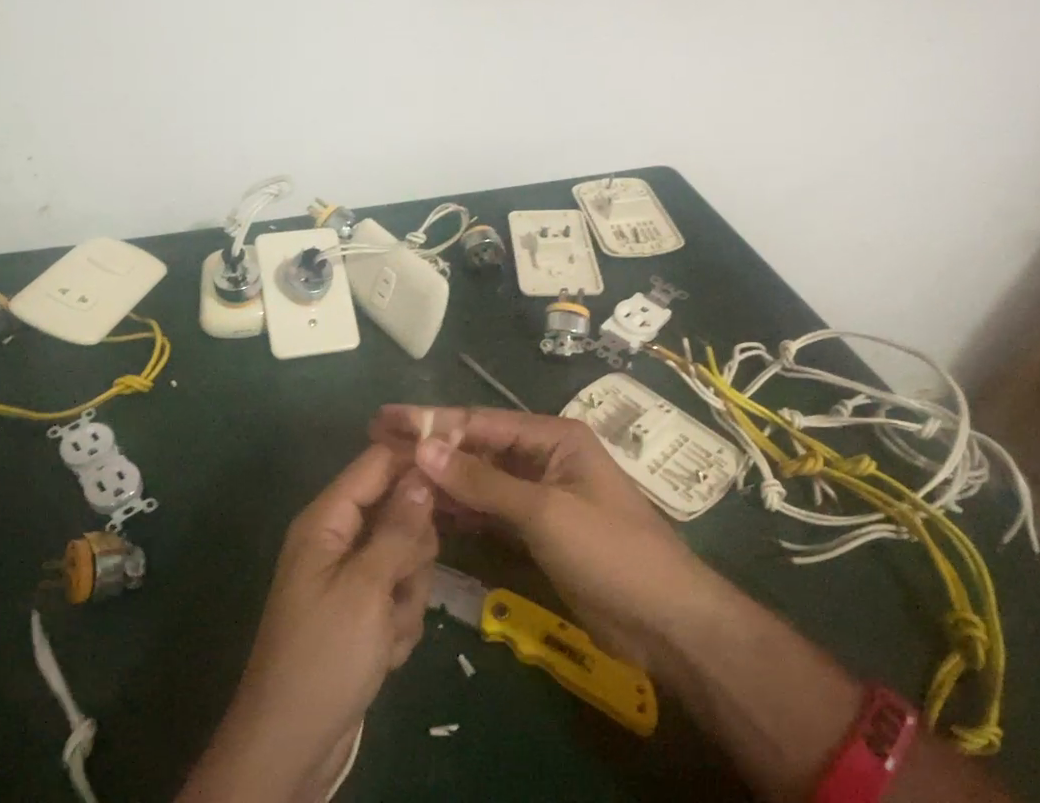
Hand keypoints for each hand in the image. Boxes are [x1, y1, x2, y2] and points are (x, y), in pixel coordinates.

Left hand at [177, 445, 437, 802]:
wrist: (295, 740)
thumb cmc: (326, 655)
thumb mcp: (367, 588)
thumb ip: (399, 528)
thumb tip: (422, 472)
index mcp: (326, 523)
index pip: (374, 465)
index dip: (413, 460)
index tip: (456, 469)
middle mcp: (337, 543)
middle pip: (400, 516)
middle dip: (412, 554)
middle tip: (399, 585)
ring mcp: (351, 581)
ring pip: (407, 562)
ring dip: (407, 597)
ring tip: (386, 631)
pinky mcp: (362, 616)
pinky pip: (400, 600)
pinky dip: (399, 626)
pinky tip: (384, 653)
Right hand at [371, 405, 713, 670]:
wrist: (664, 620)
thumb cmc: (610, 552)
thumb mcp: (544, 511)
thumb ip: (482, 481)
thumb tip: (423, 448)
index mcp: (555, 438)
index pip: (481, 422)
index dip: (430, 421)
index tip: (383, 419)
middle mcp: (545, 460)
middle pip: (477, 448)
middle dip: (429, 447)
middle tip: (375, 446)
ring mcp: (541, 498)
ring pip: (480, 482)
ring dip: (439, 480)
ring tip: (389, 477)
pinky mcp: (538, 534)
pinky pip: (489, 513)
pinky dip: (459, 512)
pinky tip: (424, 512)